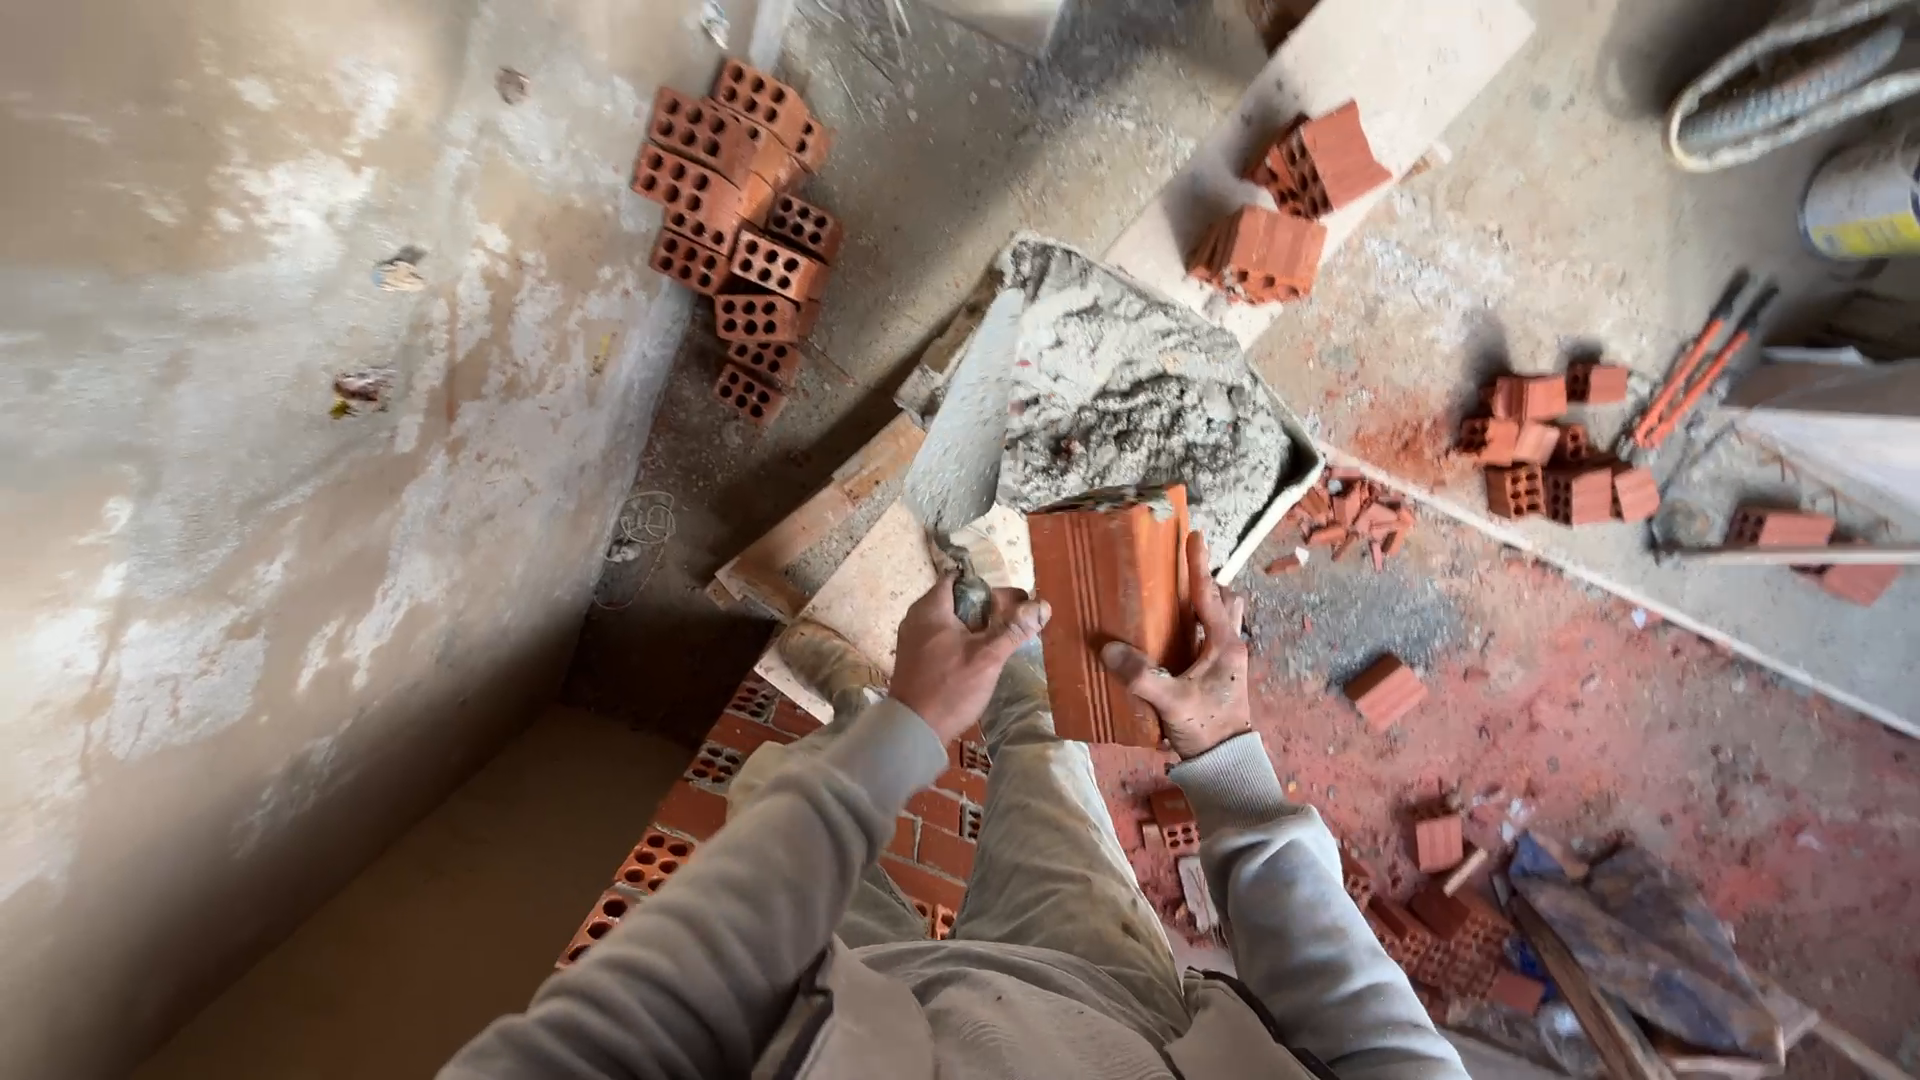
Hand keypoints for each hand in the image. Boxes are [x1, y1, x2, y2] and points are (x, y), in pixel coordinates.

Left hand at [890, 576, 1050, 742]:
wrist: (913, 730)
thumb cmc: (950, 688)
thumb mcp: (988, 657)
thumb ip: (1014, 629)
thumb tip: (1043, 605)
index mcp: (930, 608)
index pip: (960, 579)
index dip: (987, 586)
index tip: (1011, 601)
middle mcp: (916, 616)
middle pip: (956, 599)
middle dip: (985, 608)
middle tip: (1012, 623)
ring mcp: (913, 638)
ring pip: (949, 620)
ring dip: (975, 626)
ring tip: (1000, 640)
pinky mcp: (914, 657)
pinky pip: (941, 637)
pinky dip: (960, 640)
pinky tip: (979, 657)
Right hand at [1100, 531, 1251, 758]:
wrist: (1225, 766)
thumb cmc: (1206, 729)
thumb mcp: (1172, 702)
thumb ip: (1142, 676)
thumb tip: (1108, 649)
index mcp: (1225, 645)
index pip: (1209, 595)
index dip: (1198, 565)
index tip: (1193, 536)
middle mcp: (1229, 648)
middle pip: (1225, 603)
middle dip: (1207, 586)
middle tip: (1180, 577)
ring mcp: (1225, 663)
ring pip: (1220, 622)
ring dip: (1203, 608)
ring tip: (1173, 604)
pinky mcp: (1216, 677)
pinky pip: (1207, 640)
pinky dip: (1193, 629)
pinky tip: (1168, 638)